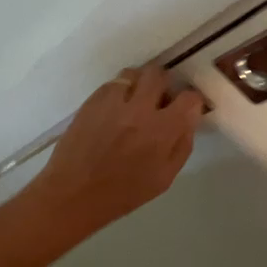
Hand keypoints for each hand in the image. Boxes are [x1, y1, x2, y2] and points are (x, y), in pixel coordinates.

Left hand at [19, 66, 206, 235]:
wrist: (75, 191)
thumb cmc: (124, 192)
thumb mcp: (164, 177)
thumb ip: (181, 144)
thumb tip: (189, 119)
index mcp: (162, 130)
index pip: (189, 97)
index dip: (191, 101)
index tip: (186, 108)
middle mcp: (139, 108)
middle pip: (158, 74)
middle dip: (163, 84)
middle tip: (159, 100)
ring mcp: (112, 101)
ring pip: (132, 74)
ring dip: (138, 84)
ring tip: (135, 102)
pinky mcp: (91, 101)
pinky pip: (110, 84)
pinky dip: (118, 91)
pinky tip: (114, 109)